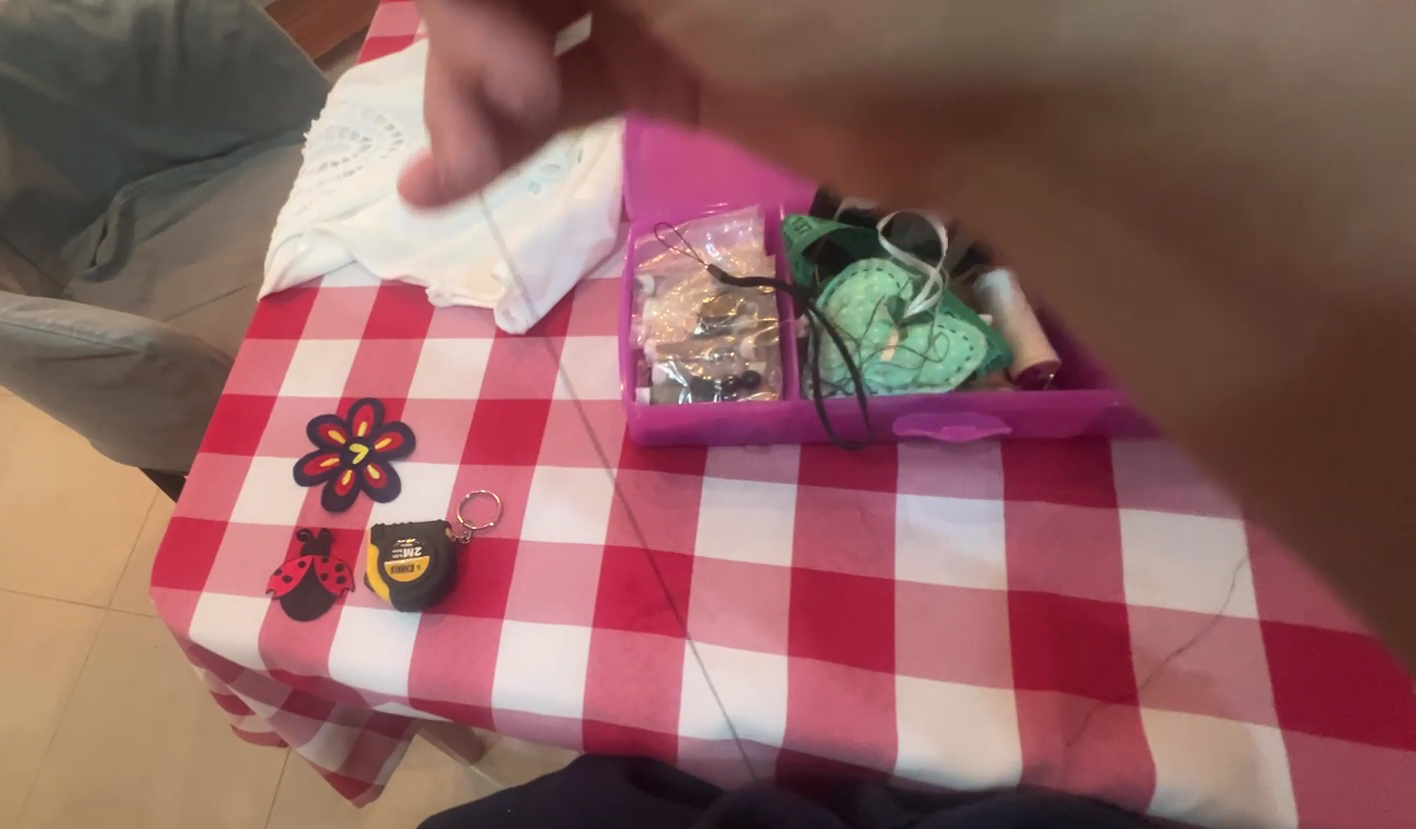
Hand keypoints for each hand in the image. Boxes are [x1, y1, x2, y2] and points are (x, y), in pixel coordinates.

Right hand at [399, 0, 1415, 670]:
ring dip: (472, 101)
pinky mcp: (663, 53)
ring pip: (516, 29)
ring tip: (464, 170)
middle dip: (465, 42)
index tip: (487, 56)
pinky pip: (556, 85)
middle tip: (494, 118)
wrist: (1001, 92)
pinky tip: (443, 182)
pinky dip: (503, 131)